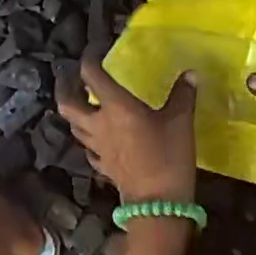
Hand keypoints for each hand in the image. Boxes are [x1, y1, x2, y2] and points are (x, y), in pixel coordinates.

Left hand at [57, 57, 196, 202]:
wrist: (158, 205)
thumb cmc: (168, 156)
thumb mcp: (180, 122)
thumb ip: (183, 95)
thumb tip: (191, 73)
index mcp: (115, 106)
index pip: (90, 74)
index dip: (89, 58)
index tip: (96, 49)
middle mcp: (99, 123)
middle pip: (66, 102)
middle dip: (64, 87)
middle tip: (72, 78)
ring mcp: (97, 146)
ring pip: (73, 124)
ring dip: (74, 111)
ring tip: (84, 103)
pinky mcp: (102, 165)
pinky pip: (87, 147)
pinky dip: (87, 137)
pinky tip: (97, 135)